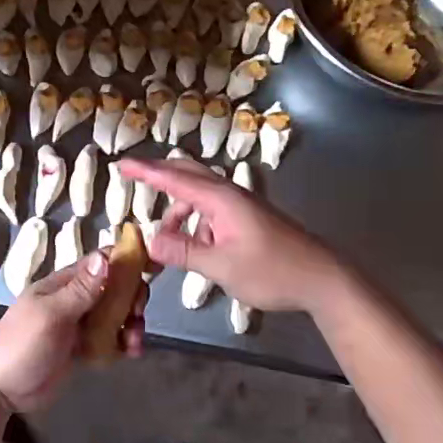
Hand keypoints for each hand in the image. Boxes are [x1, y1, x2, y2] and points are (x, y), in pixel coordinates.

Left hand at [0, 251, 146, 412]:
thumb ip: (81, 290)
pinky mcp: (81, 349)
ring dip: (130, 324)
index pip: (101, 262)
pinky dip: (122, 344)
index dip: (127, 261)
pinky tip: (129, 353)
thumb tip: (106, 256)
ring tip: (133, 343)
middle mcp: (74, 300)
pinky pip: (110, 340)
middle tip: (136, 316)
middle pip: (115, 289)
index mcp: (63, 284)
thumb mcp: (51, 315)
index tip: (152, 270)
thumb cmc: (19, 346)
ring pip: (116, 315)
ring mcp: (78, 325)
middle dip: (132, 298)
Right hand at [117, 158, 345, 312]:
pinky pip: (212, 211)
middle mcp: (230, 195)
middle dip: (160, 178)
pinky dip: (196, 223)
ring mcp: (242, 206)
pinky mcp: (249, 219)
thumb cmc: (273, 272)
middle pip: (188, 175)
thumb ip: (184, 252)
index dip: (145, 171)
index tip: (120, 164)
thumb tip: (149, 242)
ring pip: (200, 197)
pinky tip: (198, 248)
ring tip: (168, 242)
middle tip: (134, 182)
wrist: (322, 278)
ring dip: (179, 213)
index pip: (175, 178)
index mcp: (221, 199)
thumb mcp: (222, 266)